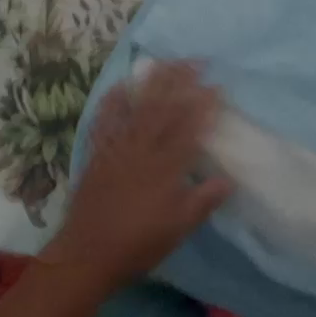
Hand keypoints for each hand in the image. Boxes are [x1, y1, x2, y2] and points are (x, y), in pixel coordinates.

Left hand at [41, 62, 232, 291]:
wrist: (87, 254)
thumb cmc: (137, 245)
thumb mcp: (178, 229)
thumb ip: (203, 201)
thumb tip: (228, 180)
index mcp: (165, 169)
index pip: (189, 130)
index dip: (203, 107)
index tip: (216, 87)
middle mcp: (142, 151)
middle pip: (163, 110)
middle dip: (180, 83)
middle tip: (196, 62)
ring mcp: (117, 149)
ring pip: (137, 109)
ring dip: (152, 84)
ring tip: (165, 63)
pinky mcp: (98, 154)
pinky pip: (105, 121)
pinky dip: (113, 101)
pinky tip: (121, 86)